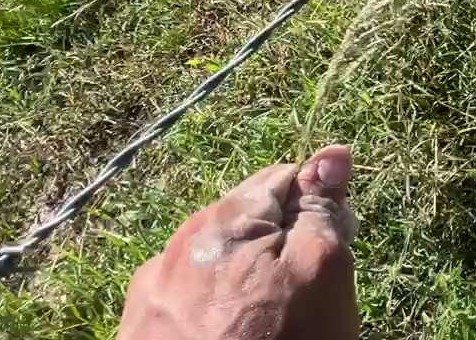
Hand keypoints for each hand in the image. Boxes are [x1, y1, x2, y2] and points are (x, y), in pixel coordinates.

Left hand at [118, 145, 358, 339]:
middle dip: (280, 244)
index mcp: (215, 224)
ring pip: (218, 265)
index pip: (282, 179)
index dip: (315, 207)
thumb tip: (332, 152)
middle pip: (246, 221)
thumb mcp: (324, 265)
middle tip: (303, 295)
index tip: (329, 247)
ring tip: (269, 326)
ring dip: (248, 281)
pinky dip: (219, 315)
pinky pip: (189, 306)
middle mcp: (167, 256)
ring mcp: (143, 307)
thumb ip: (323, 203)